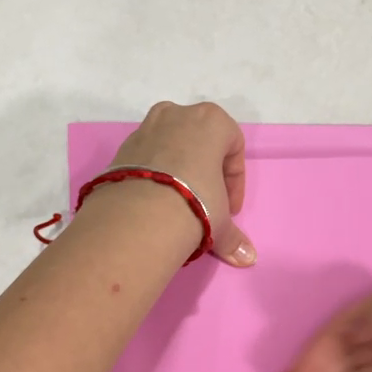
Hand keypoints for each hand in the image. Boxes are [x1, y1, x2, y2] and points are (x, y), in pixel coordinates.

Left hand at [101, 101, 256, 266]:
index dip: (235, 183)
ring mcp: (146, 126)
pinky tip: (155, 201)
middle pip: (201, 142)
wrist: (139, 213)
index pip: (234, 148)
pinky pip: (147, 157)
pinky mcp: (123, 146)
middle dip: (206, 172)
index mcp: (211, 119)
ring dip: (179, 171)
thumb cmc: (195, 202)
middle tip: (207, 202)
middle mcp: (178, 113)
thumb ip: (234, 236)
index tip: (230, 209)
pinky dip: (155, 174)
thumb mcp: (221, 220)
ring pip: (172, 146)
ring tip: (178, 203)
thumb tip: (248, 257)